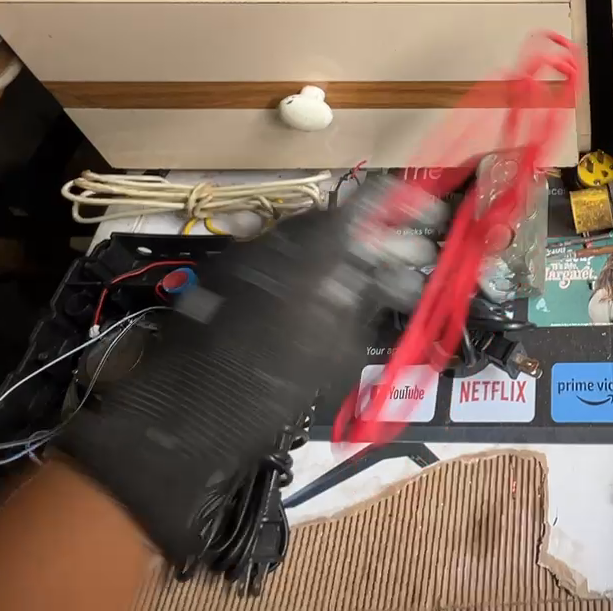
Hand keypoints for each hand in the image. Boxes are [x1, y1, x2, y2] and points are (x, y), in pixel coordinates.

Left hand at [63, 189, 435, 563]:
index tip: (428, 218)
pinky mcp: (225, 273)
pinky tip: (321, 298)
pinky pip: (280, 257)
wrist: (184, 413)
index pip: (374, 199)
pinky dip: (309, 267)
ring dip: (344, 253)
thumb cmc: (277, 380)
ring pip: (311, 238)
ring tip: (365, 285)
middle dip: (377, 237)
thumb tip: (394, 273)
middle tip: (403, 261)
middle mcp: (282, 233)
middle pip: (342, 219)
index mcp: (319, 242)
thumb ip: (370, 297)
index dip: (406, 203)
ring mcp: (248, 251)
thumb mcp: (343, 345)